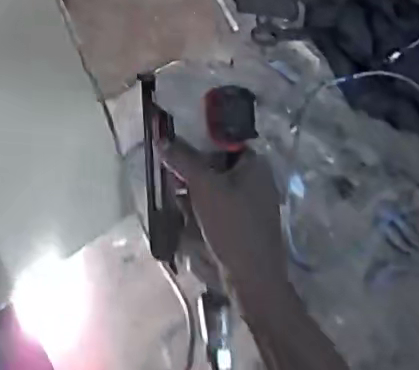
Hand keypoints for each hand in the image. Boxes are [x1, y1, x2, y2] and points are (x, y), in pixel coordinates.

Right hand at [163, 138, 289, 291]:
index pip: (224, 139)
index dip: (198, 136)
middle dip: (193, 165)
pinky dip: (202, 205)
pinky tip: (184, 210)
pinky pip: (220, 205)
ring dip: (194, 186)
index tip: (176, 139)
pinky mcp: (244, 225)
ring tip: (172, 188)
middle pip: (218, 162)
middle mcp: (257, 180)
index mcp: (255, 164)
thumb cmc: (232, 226)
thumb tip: (162, 138)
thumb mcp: (203, 186)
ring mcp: (252, 204)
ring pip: (217, 185)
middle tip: (170, 166)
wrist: (253, 282)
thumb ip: (182, 159)